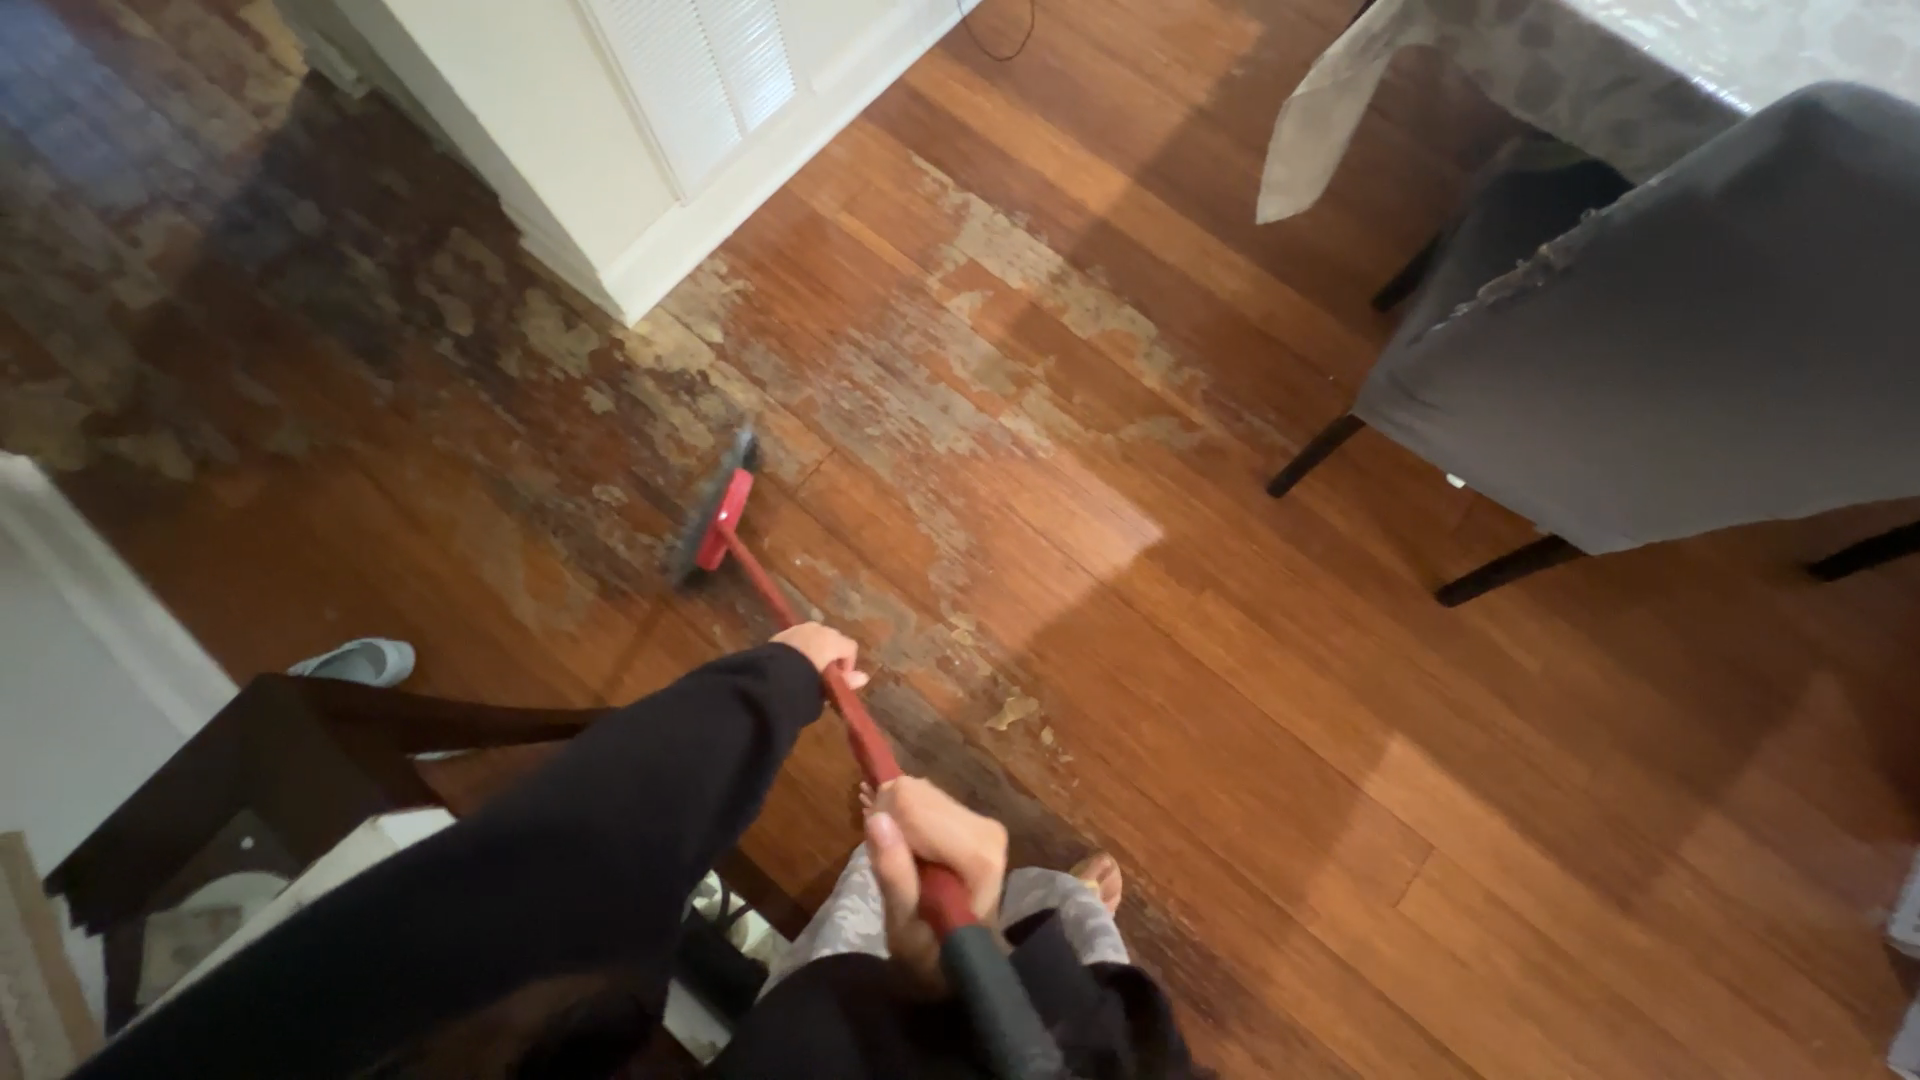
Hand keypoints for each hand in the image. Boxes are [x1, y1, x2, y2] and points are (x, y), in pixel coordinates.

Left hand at [771, 622, 868, 688]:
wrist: (770, 678)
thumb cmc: (806, 683)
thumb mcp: (827, 686)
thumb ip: (846, 680)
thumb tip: (864, 677)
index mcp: (833, 640)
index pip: (850, 648)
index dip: (848, 665)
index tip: (839, 682)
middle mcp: (818, 629)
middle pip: (833, 640)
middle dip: (831, 656)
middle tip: (823, 678)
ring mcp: (798, 629)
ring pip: (814, 638)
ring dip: (815, 651)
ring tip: (807, 672)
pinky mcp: (781, 634)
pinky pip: (797, 641)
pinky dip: (799, 650)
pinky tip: (792, 667)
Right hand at [864, 777, 1007, 994]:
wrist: (964, 959)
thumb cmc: (933, 953)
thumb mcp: (903, 929)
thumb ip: (894, 876)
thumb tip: (877, 819)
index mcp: (977, 856)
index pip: (912, 807)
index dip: (884, 825)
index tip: (879, 858)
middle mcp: (987, 829)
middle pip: (914, 792)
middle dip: (890, 820)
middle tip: (888, 860)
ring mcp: (982, 820)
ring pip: (917, 790)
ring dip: (898, 820)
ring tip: (902, 859)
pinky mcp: (974, 817)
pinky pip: (925, 796)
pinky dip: (908, 818)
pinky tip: (912, 848)